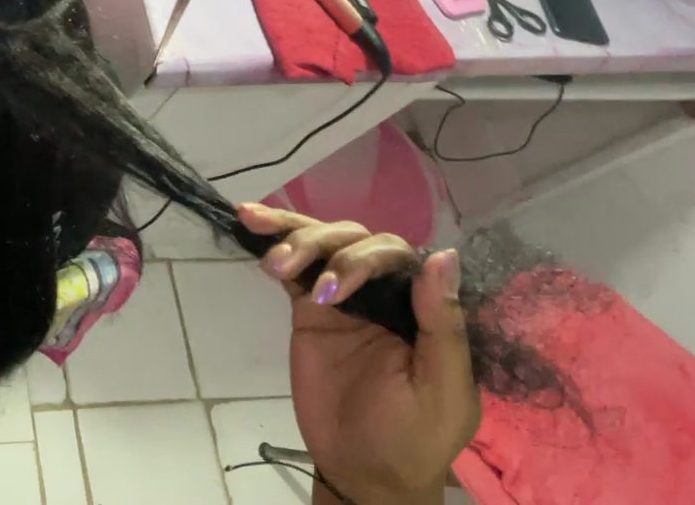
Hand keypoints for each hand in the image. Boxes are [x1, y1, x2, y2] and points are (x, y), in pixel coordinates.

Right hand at [239, 204, 477, 504]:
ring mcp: (341, 295)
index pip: (393, 255)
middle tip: (291, 274)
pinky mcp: (306, 307)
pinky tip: (251, 225)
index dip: (362, 258)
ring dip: (293, 238)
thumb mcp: (443, 390)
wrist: (361, 470)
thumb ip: (443, 325)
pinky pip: (292, 266)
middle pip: (350, 238)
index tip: (332, 289)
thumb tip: (444, 255)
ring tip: (271, 261)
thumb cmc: (414, 436)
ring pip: (319, 242)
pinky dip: (273, 242)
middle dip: (320, 246)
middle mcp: (382, 290)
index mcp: (419, 305)